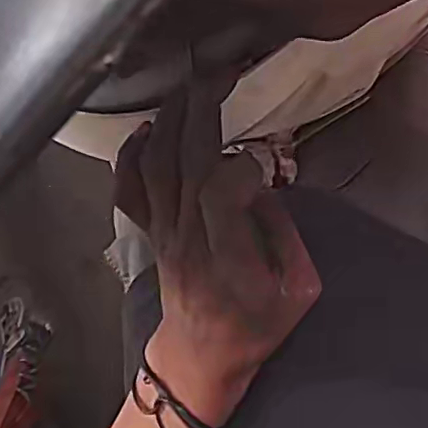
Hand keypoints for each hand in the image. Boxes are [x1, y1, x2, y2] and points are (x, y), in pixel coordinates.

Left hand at [115, 76, 320, 426]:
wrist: (201, 355)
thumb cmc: (254, 325)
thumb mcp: (298, 289)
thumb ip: (283, 231)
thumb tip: (261, 181)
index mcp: (229, 256)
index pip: (221, 192)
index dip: (242, 164)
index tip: (265, 158)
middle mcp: (187, 234)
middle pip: (185, 160)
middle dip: (203, 108)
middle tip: (222, 72)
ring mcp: (162, 229)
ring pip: (155, 164)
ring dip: (170, 118)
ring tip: (189, 86)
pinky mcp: (149, 229)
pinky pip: (128, 187)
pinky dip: (131, 153)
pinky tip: (147, 126)